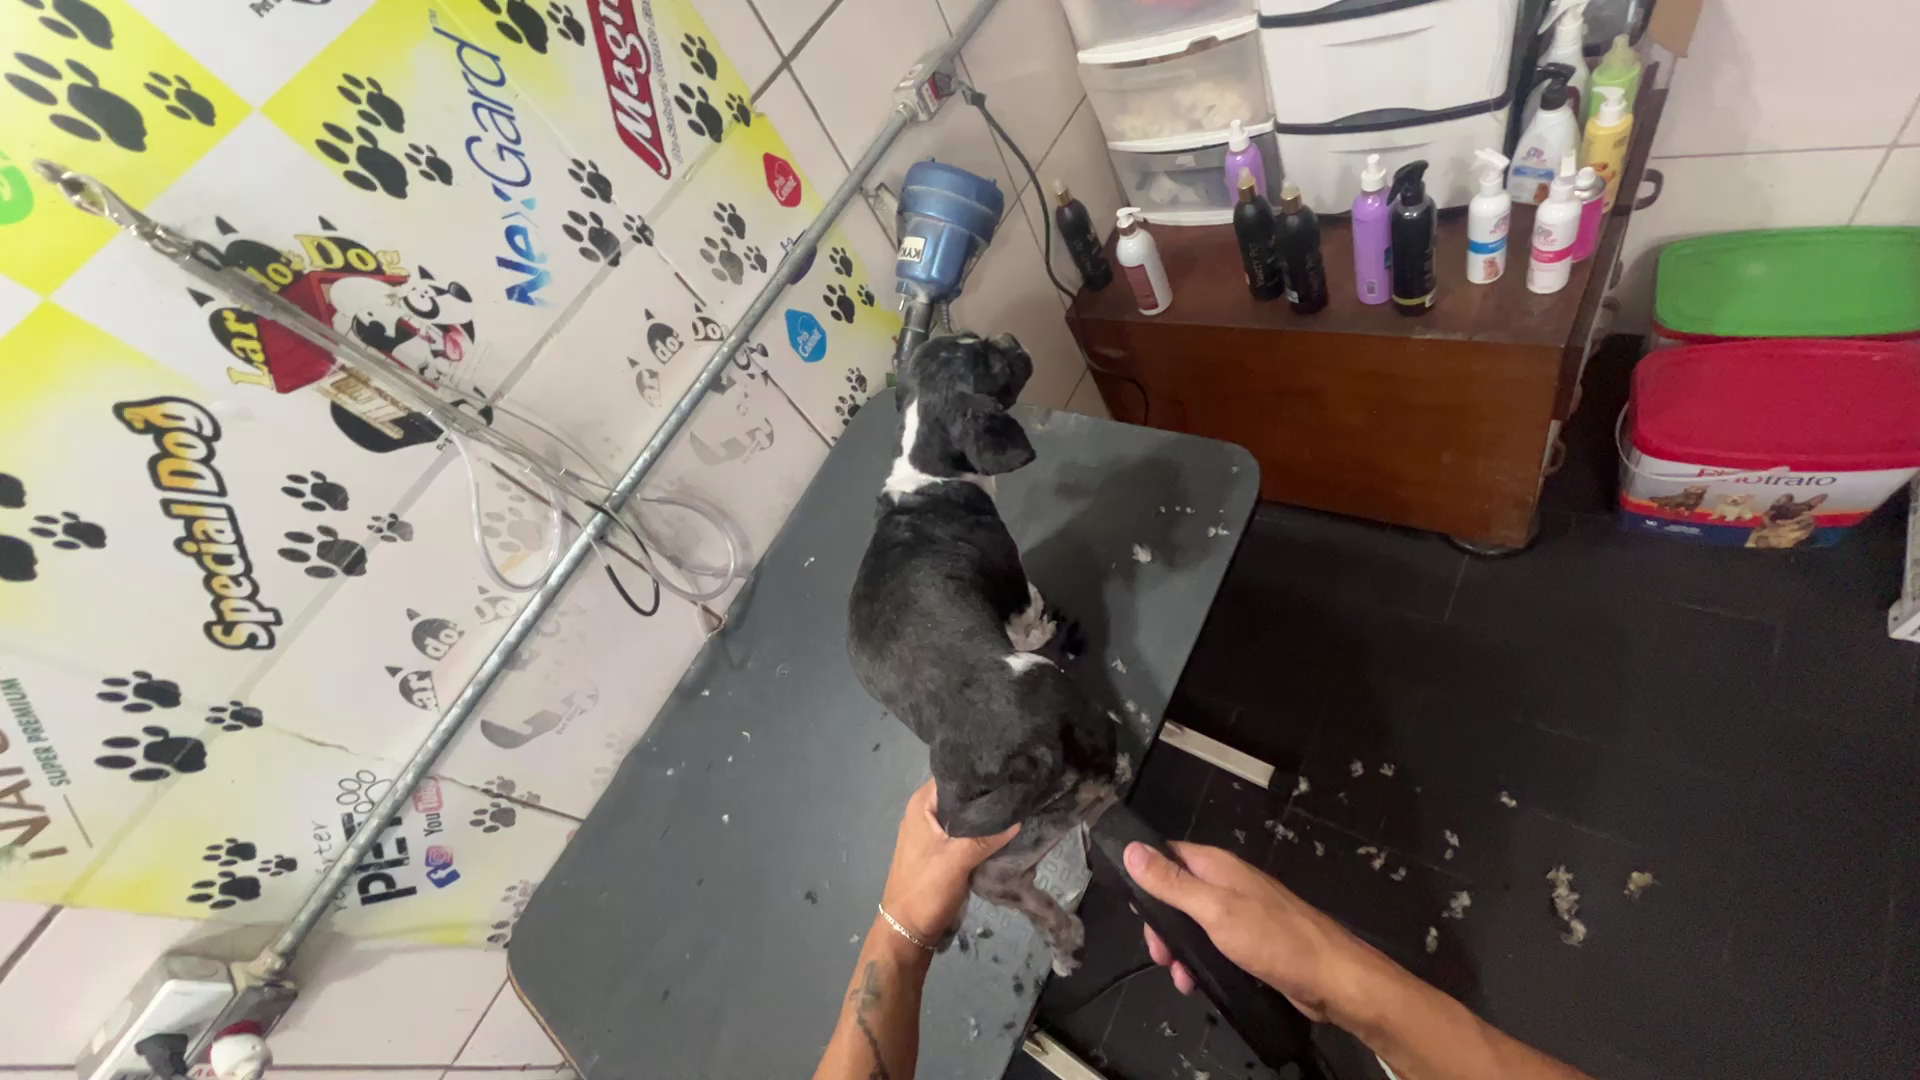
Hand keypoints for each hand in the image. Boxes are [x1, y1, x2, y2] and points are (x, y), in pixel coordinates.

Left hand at [880, 779, 1019, 942]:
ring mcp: (933, 832)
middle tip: (1018, 790)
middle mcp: (926, 812)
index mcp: (922, 804)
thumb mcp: (957, 859)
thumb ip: (986, 837)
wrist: (908, 931)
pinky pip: (965, 833)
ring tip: (1017, 806)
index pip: (954, 776)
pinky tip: (1004, 830)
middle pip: (961, 796)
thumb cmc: (925, 888)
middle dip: (986, 795)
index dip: (979, 775)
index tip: (1009, 772)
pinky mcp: (942, 849)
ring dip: (985, 816)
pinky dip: (981, 832)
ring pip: (965, 816)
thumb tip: (1019, 818)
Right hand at [1124, 840, 1371, 1023]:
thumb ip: (1171, 882)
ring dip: (1180, 949)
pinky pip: (1213, 945)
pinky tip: (1200, 984)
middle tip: (1160, 955)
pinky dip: (1201, 962)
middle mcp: (1226, 882)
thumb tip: (1131, 848)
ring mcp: (1240, 911)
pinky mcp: (1251, 941)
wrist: (1335, 982)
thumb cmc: (1273, 940)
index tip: (1134, 909)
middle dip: (1162, 925)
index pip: (1166, 855)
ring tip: (1181, 978)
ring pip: (1193, 923)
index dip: (1145, 877)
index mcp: (1215, 865)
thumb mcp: (1213, 910)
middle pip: (1176, 893)